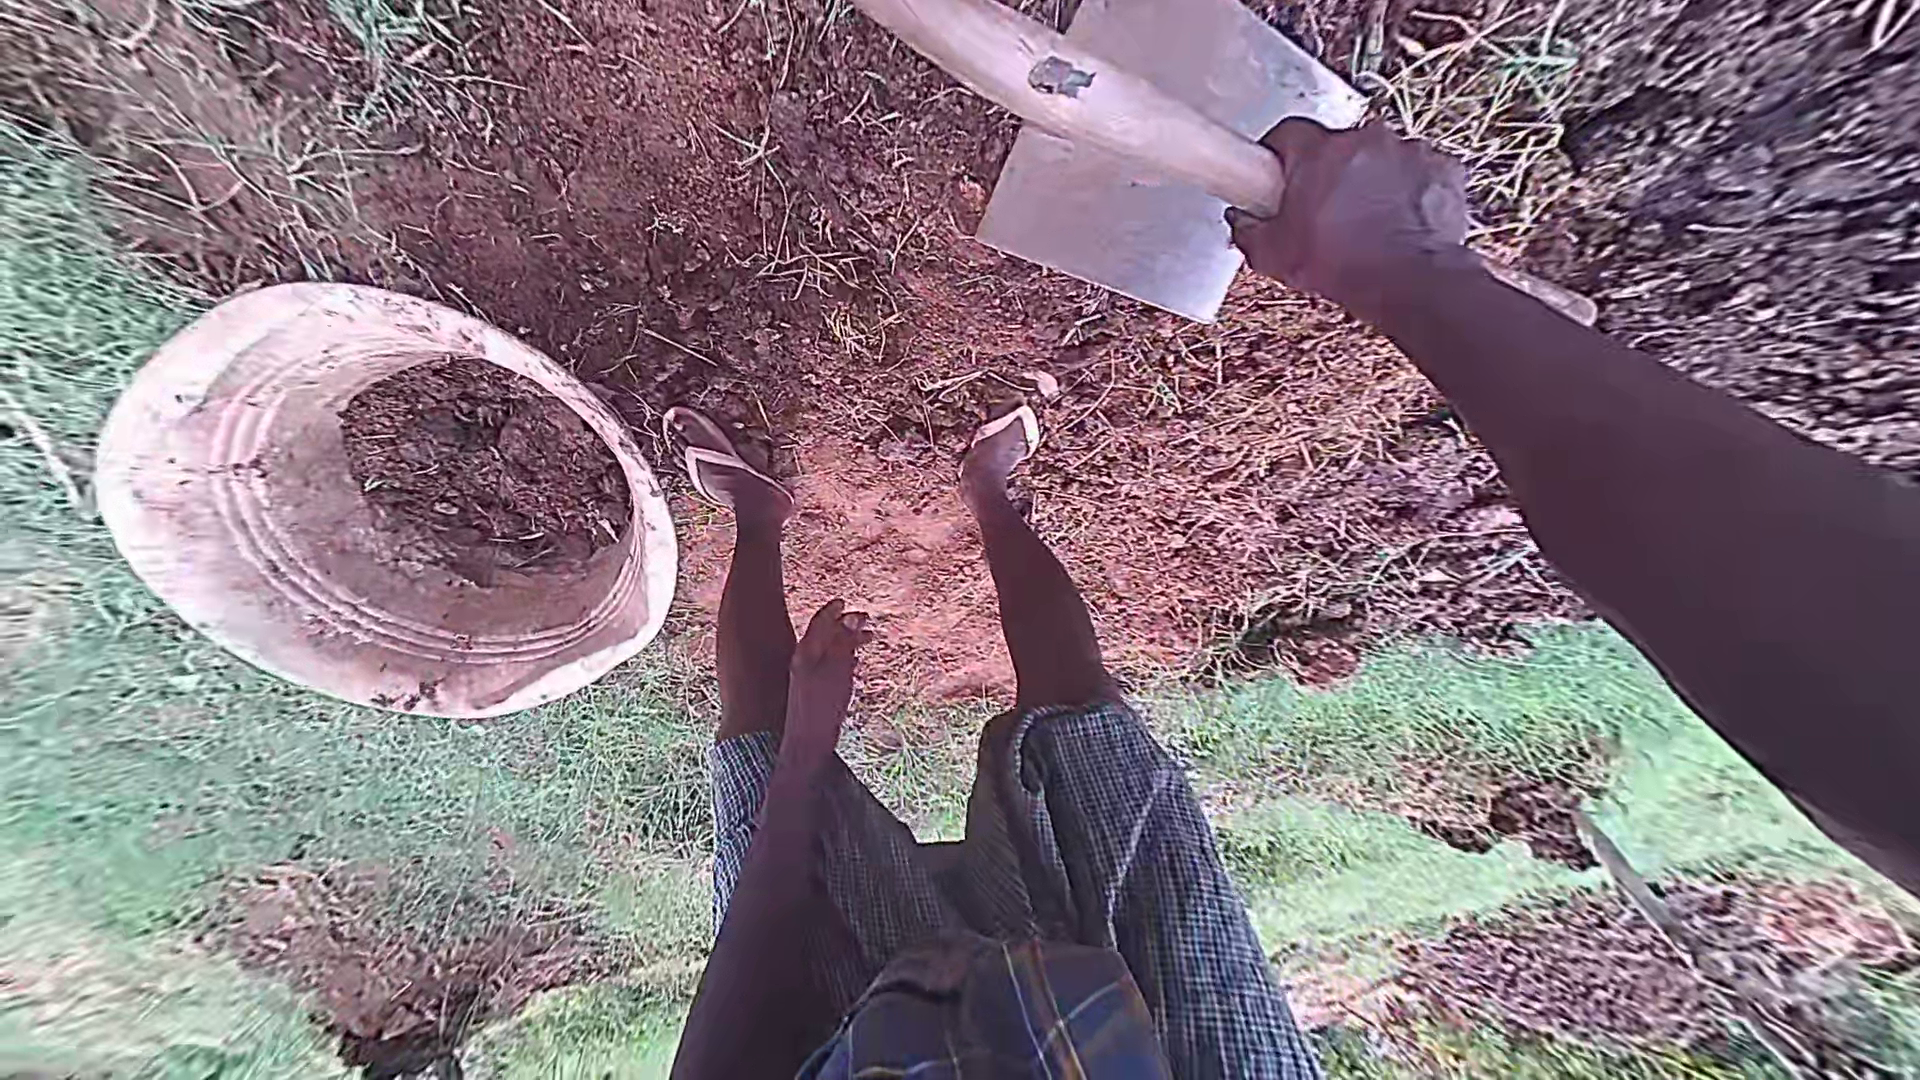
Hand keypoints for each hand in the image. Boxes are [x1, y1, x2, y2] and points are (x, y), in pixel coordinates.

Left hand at [782, 600, 871, 764]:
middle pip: (825, 634)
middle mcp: (803, 659)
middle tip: (865, 619)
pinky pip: (829, 664)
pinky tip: (856, 661)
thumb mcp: (838, 667)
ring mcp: (806, 675)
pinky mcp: (812, 689)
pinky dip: (843, 656)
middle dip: (844, 625)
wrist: (808, 741)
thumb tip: (851, 617)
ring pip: (829, 649)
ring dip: (847, 641)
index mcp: (807, 651)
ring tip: (868, 639)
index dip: (833, 610)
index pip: (820, 622)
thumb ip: (844, 641)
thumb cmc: (824, 704)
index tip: (844, 601)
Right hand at [1227, 119, 1470, 315]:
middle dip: (1322, 175)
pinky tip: (1387, 226)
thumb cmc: (1338, 263)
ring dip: (1362, 184)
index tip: (1271, 171)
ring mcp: (1408, 150)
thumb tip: (1241, 218)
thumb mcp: (1271, 255)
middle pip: (1334, 147)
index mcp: (1319, 154)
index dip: (1274, 153)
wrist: (1404, 279)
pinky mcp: (1442, 168)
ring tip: (1353, 226)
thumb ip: (1248, 229)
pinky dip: (1399, 194)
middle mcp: (1366, 140)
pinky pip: (1412, 174)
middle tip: (1312, 213)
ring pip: (1375, 160)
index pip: (1286, 132)